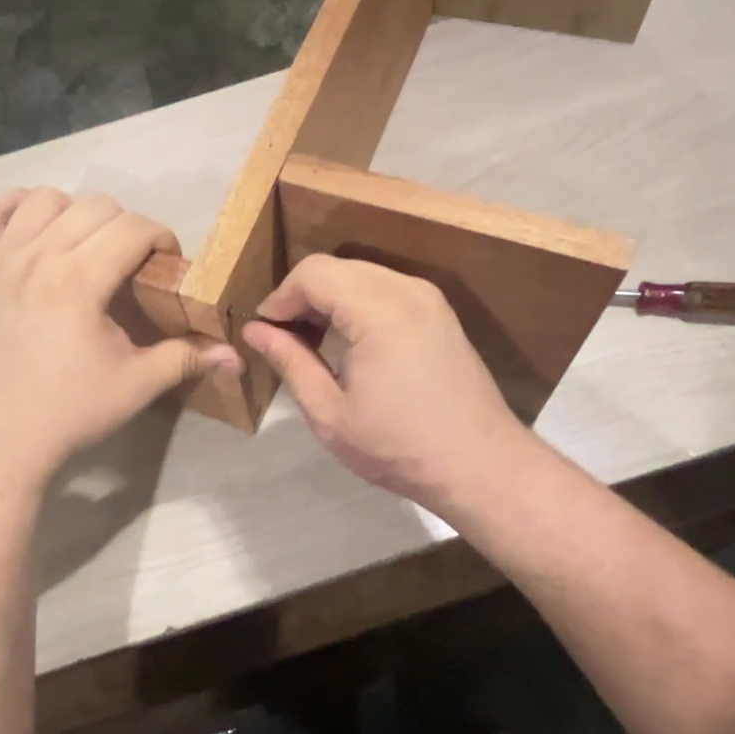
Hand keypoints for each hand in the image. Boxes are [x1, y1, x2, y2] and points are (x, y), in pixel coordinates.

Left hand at [0, 188, 238, 471]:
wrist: (5, 439)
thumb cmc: (73, 410)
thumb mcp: (137, 385)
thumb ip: (186, 358)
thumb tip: (236, 356)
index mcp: (80, 280)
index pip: (132, 227)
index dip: (161, 238)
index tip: (167, 265)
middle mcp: (39, 257)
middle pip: (94, 205)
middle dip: (126, 225)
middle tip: (134, 263)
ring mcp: (4, 262)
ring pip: (45, 200)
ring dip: (74, 213)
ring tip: (88, 246)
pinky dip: (11, 209)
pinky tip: (32, 225)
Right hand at [241, 255, 542, 509]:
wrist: (480, 466)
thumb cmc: (399, 446)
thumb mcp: (330, 412)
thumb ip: (290, 361)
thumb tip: (254, 330)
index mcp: (379, 310)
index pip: (313, 273)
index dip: (279, 298)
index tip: (263, 332)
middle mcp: (407, 290)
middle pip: (336, 267)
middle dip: (302, 296)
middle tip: (283, 339)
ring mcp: (429, 298)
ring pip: (361, 274)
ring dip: (329, 298)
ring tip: (312, 343)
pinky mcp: (440, 312)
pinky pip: (385, 288)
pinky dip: (357, 303)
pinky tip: (348, 341)